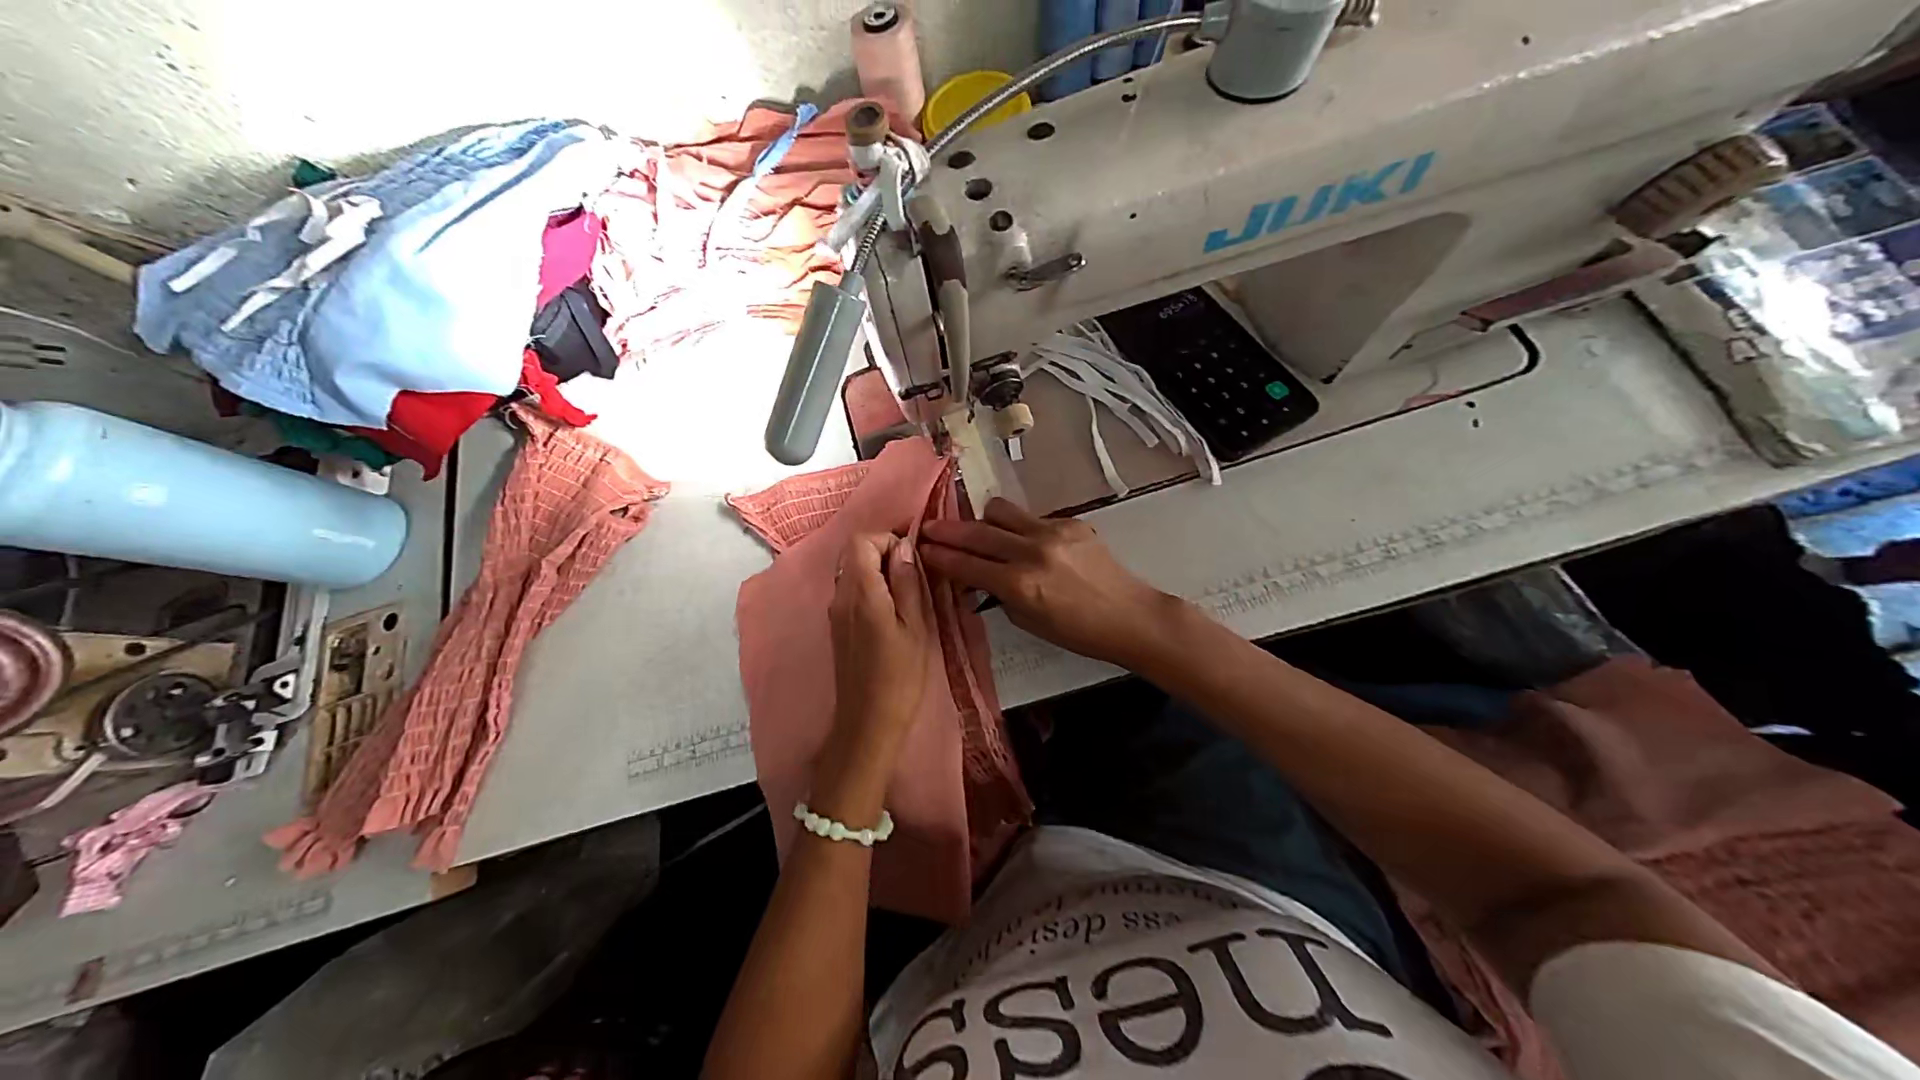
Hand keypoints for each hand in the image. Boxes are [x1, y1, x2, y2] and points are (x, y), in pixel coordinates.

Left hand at [828, 532, 932, 756]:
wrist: (868, 723)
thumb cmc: (900, 676)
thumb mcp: (916, 626)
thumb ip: (908, 582)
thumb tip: (904, 547)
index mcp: (860, 593)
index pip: (861, 541)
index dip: (888, 539)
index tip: (913, 558)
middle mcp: (840, 596)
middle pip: (854, 553)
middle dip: (885, 553)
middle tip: (915, 576)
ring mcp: (835, 612)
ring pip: (852, 571)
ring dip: (879, 572)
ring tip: (909, 595)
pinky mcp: (838, 627)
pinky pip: (852, 592)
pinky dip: (872, 589)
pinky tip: (895, 613)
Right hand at [920, 499, 1190, 670]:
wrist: (1130, 615)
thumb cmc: (1078, 632)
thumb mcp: (1029, 622)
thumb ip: (1000, 595)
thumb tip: (978, 578)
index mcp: (1019, 584)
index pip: (967, 565)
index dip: (939, 556)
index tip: (920, 547)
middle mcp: (1031, 552)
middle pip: (977, 532)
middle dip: (947, 530)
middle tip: (928, 527)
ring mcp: (1051, 532)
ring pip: (1001, 511)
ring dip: (983, 520)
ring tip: (978, 530)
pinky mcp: (1070, 522)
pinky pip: (1030, 518)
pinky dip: (1018, 528)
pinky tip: (1024, 542)